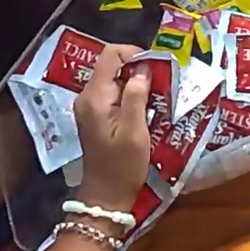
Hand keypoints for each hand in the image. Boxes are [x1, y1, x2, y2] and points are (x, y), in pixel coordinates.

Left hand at [71, 44, 151, 209]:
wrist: (106, 196)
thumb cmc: (122, 166)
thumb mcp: (135, 132)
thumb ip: (136, 97)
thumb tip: (142, 69)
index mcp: (95, 97)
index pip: (110, 55)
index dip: (135, 53)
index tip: (156, 67)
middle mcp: (88, 96)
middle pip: (112, 64)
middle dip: (138, 68)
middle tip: (161, 84)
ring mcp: (90, 106)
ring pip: (115, 78)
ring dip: (137, 82)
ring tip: (157, 96)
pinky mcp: (96, 115)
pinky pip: (114, 92)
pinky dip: (131, 94)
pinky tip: (146, 108)